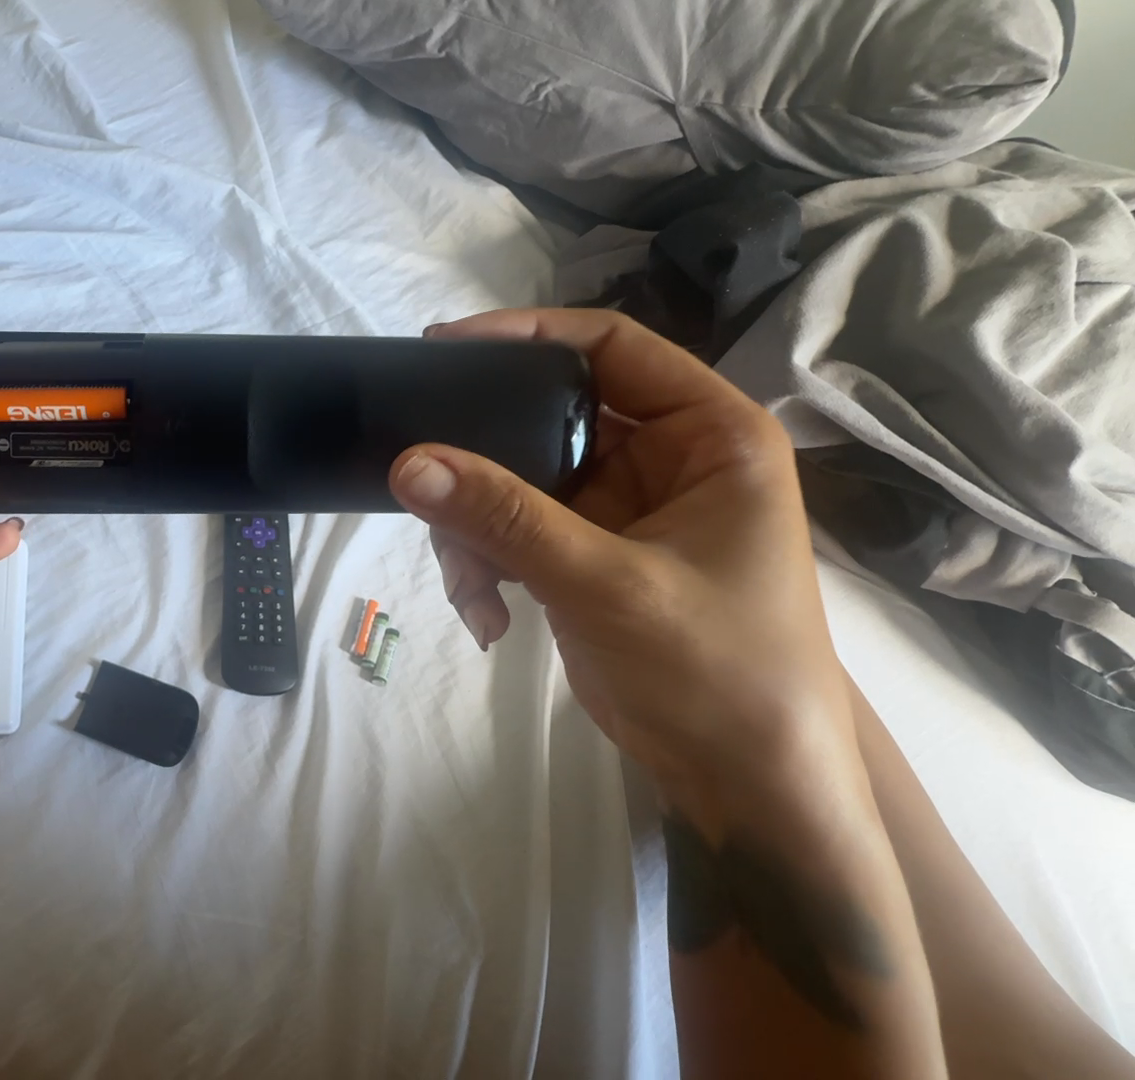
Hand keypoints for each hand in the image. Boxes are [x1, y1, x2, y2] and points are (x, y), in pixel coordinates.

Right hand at [389, 309, 856, 805]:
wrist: (741, 777)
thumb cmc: (715, 668)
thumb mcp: (604, 583)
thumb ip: (503, 518)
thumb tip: (408, 462)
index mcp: (707, 436)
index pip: (610, 348)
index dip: (526, 336)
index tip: (442, 350)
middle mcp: (660, 460)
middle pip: (544, 420)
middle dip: (482, 463)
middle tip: (422, 482)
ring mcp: (616, 510)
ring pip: (513, 483)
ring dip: (475, 533)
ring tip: (470, 589)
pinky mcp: (582, 555)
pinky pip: (509, 534)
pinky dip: (485, 567)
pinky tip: (487, 618)